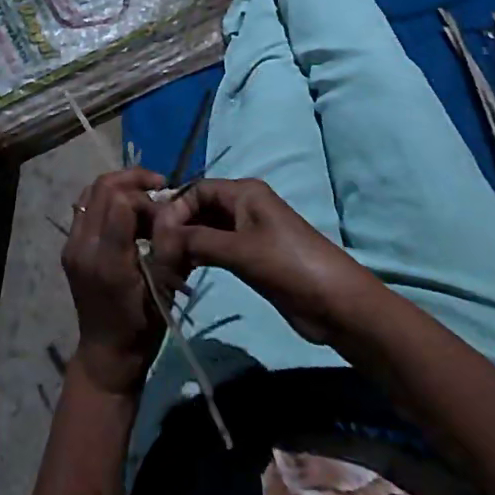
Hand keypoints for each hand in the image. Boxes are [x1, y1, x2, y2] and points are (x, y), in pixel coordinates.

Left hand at [61, 168, 166, 393]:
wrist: (106, 354)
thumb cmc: (142, 327)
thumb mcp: (164, 289)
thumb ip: (170, 246)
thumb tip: (176, 210)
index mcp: (108, 259)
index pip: (120, 201)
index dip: (147, 198)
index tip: (166, 209)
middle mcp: (83, 246)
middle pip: (102, 187)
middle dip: (134, 180)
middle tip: (160, 186)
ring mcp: (71, 245)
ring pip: (91, 192)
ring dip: (119, 186)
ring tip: (144, 196)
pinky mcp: (69, 247)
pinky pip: (85, 207)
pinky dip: (107, 200)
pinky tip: (127, 211)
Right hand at [152, 178, 379, 344]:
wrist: (337, 304)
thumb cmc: (289, 266)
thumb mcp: (240, 250)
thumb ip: (197, 241)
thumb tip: (161, 240)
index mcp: (244, 192)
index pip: (196, 190)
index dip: (174, 209)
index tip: (157, 236)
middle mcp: (243, 206)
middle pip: (198, 208)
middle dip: (176, 228)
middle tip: (159, 256)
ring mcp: (247, 232)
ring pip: (204, 230)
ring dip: (184, 245)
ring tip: (168, 268)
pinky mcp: (250, 256)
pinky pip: (213, 249)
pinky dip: (196, 257)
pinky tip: (184, 274)